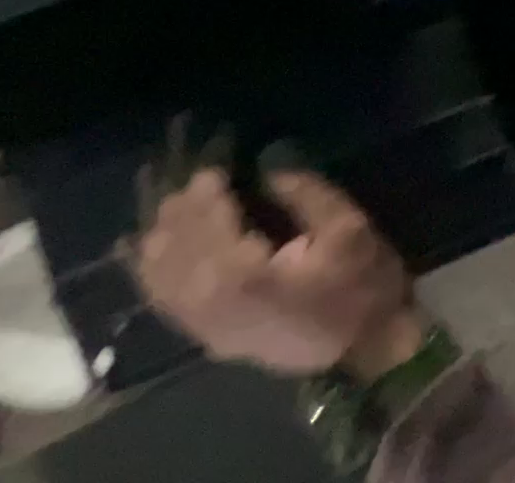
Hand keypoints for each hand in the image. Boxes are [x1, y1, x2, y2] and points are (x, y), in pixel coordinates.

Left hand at [136, 169, 423, 378]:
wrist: (368, 347)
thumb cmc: (365, 286)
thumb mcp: (352, 231)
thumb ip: (310, 197)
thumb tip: (271, 169)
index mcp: (242, 277)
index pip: (207, 226)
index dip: (206, 195)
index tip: (212, 167)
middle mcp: (206, 303)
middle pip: (175, 250)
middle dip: (181, 212)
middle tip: (193, 181)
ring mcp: (200, 325)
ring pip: (158, 276)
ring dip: (162, 236)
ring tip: (176, 206)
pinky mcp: (206, 335)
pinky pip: (161, 298)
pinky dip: (149, 269)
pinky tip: (147, 248)